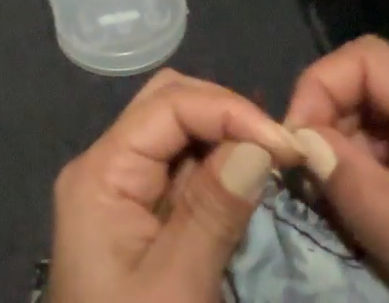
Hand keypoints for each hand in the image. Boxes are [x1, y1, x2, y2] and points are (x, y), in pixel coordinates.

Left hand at [47, 69, 301, 302]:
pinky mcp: (138, 220)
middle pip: (167, 105)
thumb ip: (213, 210)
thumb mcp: (174, 287)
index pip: (167, 105)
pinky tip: (249, 185)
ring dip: (226, 138)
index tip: (287, 145)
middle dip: (226, 114)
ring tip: (274, 164)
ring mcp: (121, 193)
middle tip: (281, 151)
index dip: (228, 110)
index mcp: (100, 173)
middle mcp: (106, 168)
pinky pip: (181, 173)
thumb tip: (260, 142)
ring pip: (177, 134)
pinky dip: (218, 170)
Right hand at [284, 37, 388, 302]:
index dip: (319, 88)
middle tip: (311, 190)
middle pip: (378, 87)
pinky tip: (377, 227)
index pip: (370, 60)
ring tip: (343, 217)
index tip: (292, 147)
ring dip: (353, 160)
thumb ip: (361, 196)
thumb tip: (299, 139)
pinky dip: (381, 182)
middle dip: (331, 127)